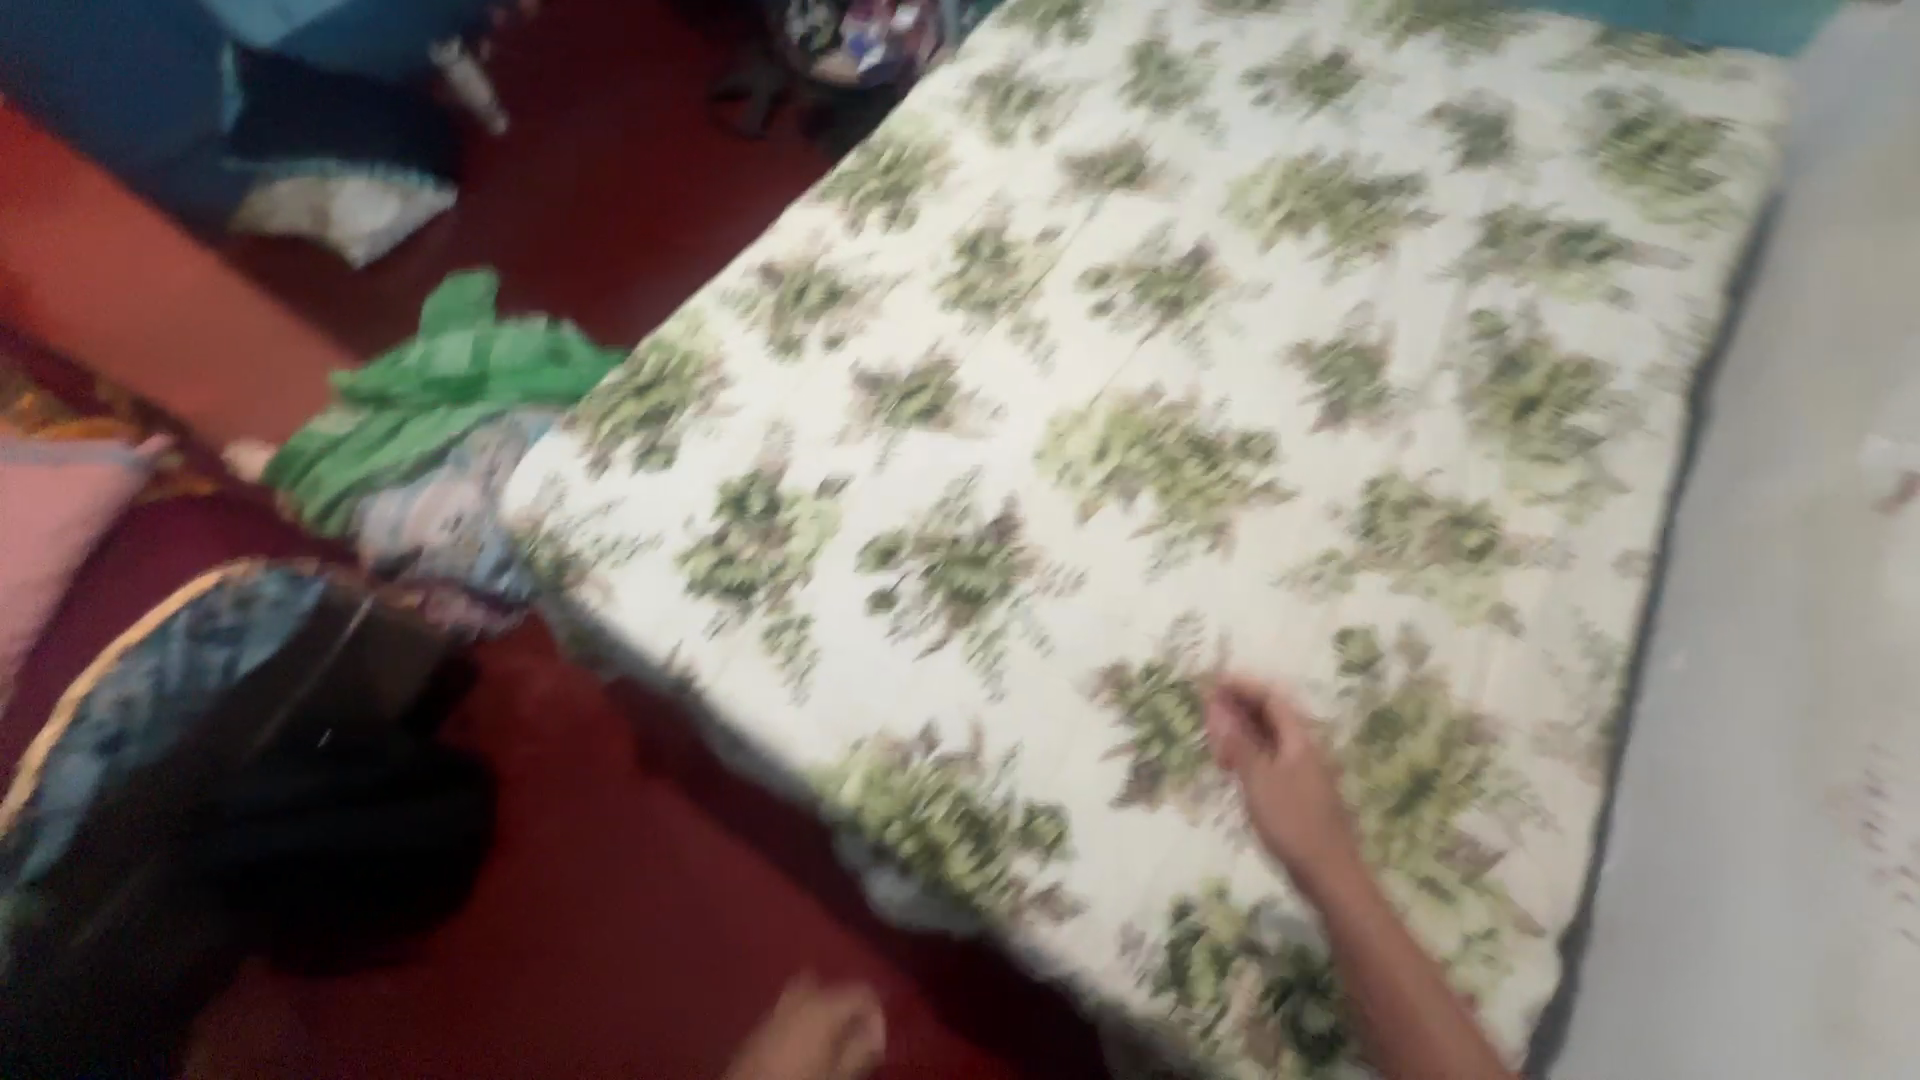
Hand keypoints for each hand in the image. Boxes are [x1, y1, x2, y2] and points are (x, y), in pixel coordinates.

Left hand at [721, 974, 886, 1079]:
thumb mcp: (838, 1074)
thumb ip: (861, 1050)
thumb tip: (875, 1035)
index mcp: (825, 1003)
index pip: (864, 991)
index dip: (876, 1014)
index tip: (877, 1042)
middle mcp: (803, 994)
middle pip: (836, 990)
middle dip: (849, 1011)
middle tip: (854, 1040)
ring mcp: (779, 1004)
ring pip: (812, 994)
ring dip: (826, 1012)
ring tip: (830, 1041)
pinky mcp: (762, 1021)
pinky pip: (792, 1008)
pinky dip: (804, 1018)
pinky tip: (804, 1045)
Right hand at [1206, 675, 1363, 895]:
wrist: (1329, 875)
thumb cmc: (1294, 823)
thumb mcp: (1259, 780)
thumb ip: (1238, 743)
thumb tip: (1218, 709)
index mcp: (1300, 741)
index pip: (1272, 698)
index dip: (1244, 686)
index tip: (1213, 681)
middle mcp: (1304, 750)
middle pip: (1272, 715)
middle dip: (1239, 706)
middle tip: (1207, 707)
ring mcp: (1302, 772)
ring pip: (1269, 738)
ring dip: (1241, 730)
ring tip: (1213, 736)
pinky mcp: (1296, 792)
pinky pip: (1269, 759)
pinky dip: (1247, 753)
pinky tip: (1230, 765)